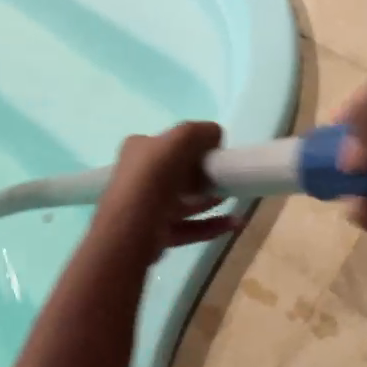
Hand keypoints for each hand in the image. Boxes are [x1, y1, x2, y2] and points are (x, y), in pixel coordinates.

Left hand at [95, 121, 239, 263]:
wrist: (132, 229)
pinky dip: (211, 225)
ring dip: (210, 200)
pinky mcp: (157, 235)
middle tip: (224, 176)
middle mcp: (139, 178)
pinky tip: (234, 222)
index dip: (190, 146)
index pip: (166, 143)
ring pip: (184, 202)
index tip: (212, 152)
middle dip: (203, 175)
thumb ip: (200, 132)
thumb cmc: (154, 177)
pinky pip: (189, 227)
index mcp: (138, 151)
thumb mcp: (180, 139)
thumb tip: (215, 136)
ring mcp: (147, 209)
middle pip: (176, 173)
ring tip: (233, 197)